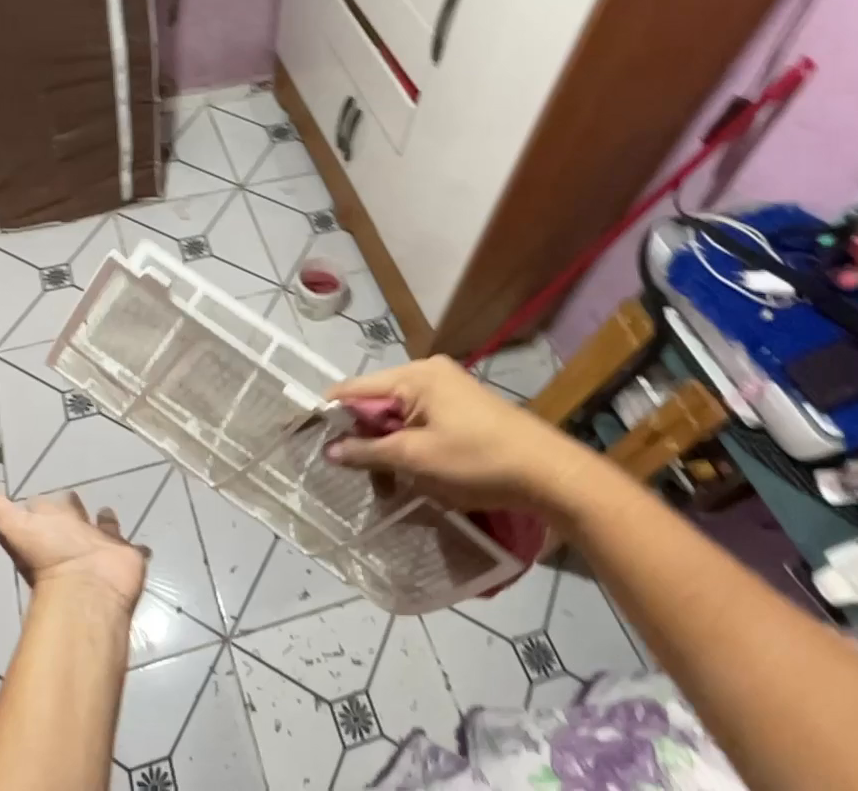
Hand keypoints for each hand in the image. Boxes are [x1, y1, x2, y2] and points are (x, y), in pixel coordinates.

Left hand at [0, 482, 148, 612]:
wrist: (88, 588)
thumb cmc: (49, 557)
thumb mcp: (14, 528)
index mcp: (49, 529)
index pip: (45, 509)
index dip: (44, 503)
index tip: (44, 495)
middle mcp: (74, 536)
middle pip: (74, 518)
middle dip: (74, 509)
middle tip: (76, 499)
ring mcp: (101, 546)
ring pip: (104, 529)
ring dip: (106, 522)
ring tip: (108, 513)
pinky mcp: (126, 555)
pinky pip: (132, 547)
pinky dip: (135, 547)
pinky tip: (141, 545)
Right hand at [323, 356, 611, 515]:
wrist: (548, 473)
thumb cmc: (477, 461)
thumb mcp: (415, 460)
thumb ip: (368, 452)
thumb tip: (330, 450)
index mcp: (415, 375)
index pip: (354, 389)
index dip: (330, 414)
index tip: (309, 439)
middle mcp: (429, 372)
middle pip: (377, 402)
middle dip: (365, 438)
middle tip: (360, 477)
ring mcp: (448, 388)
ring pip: (399, 416)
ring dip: (389, 447)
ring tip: (389, 484)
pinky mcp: (462, 407)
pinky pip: (420, 421)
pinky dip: (410, 445)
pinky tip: (413, 473)